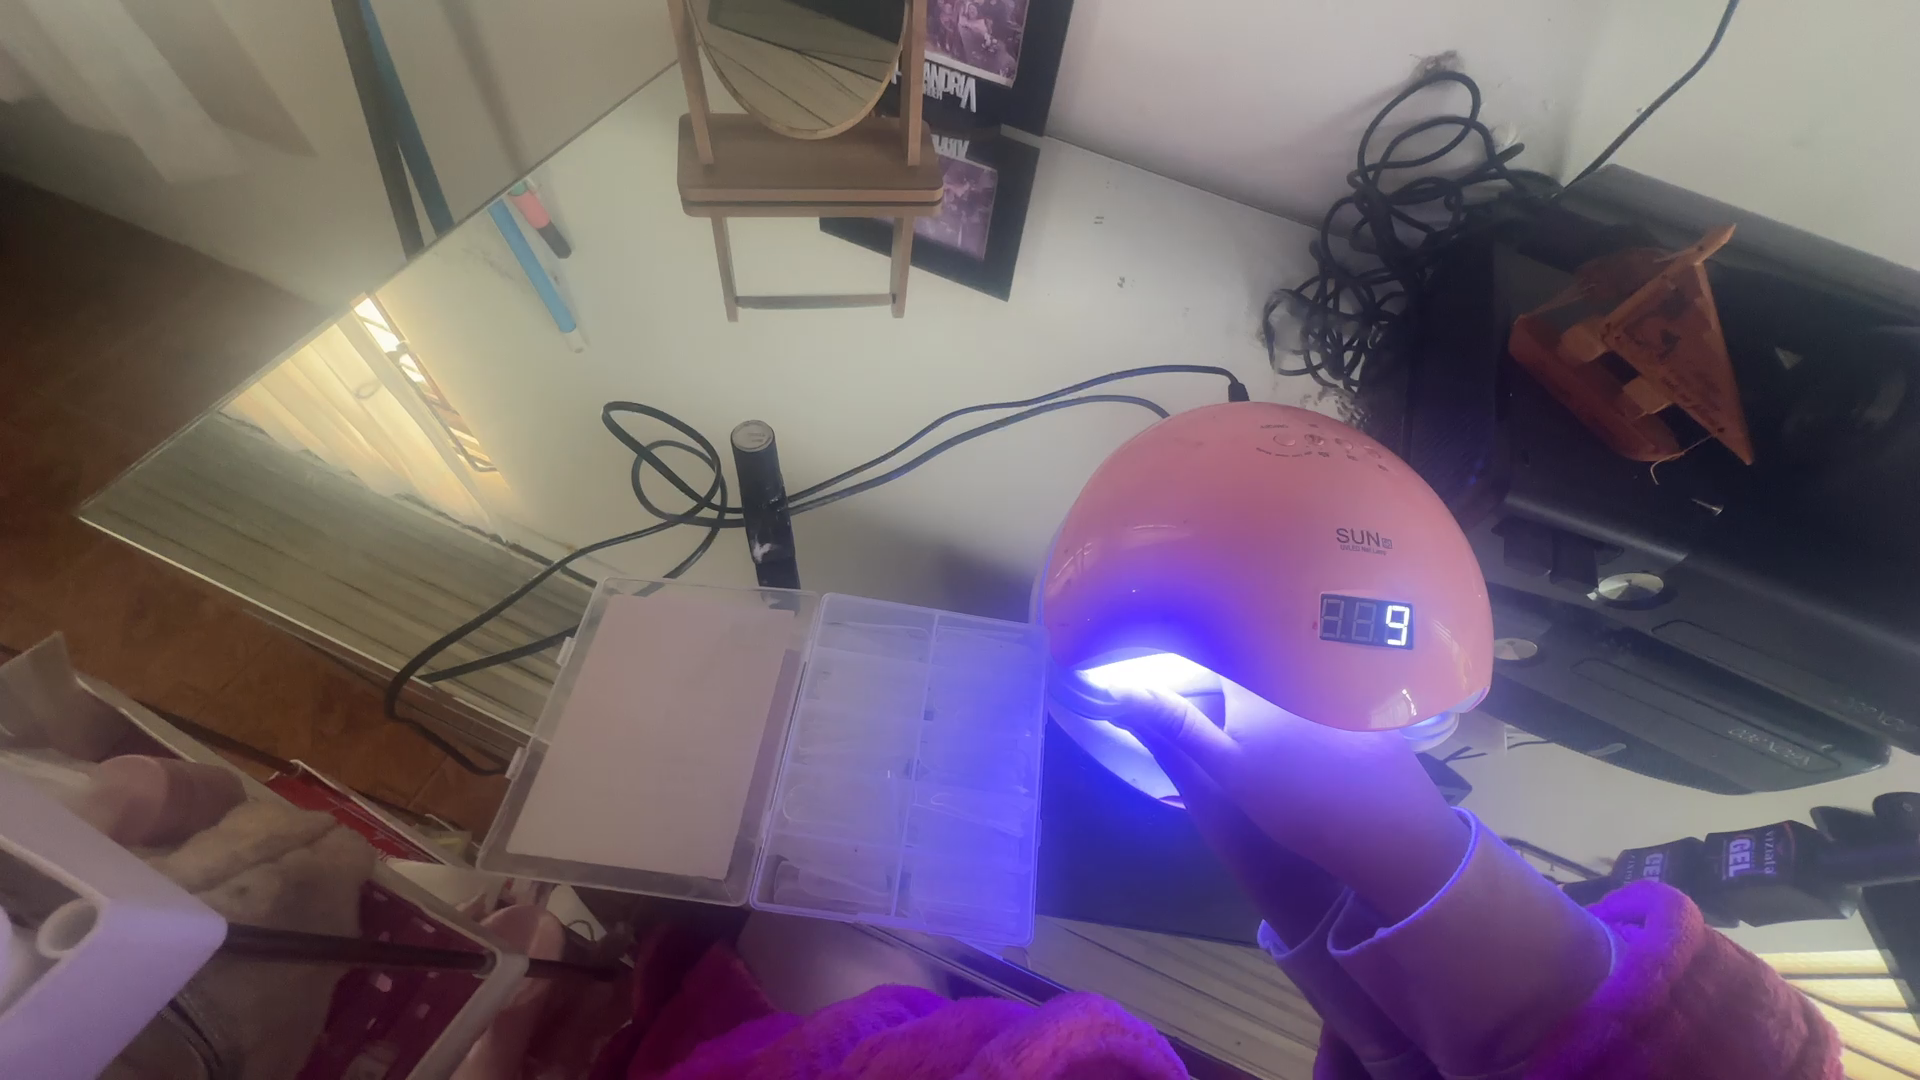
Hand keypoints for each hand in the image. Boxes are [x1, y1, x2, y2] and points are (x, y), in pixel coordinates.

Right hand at [1112, 686, 1468, 923]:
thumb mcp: (1228, 770)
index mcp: (1253, 694)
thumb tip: (1122, 687)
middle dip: (1209, 687)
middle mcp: (1291, 684)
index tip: (1148, 692)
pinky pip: (1314, 699)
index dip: (1171, 679)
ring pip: (1277, 685)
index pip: (1198, 670)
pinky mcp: (1365, 719)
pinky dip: (1291, 707)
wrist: (1398, 843)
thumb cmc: (1300, 804)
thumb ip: (1176, 727)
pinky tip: (1291, 737)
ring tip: (1234, 720)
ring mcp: (1333, 698)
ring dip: (1251, 694)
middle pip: (1237, 675)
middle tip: (1185, 706)